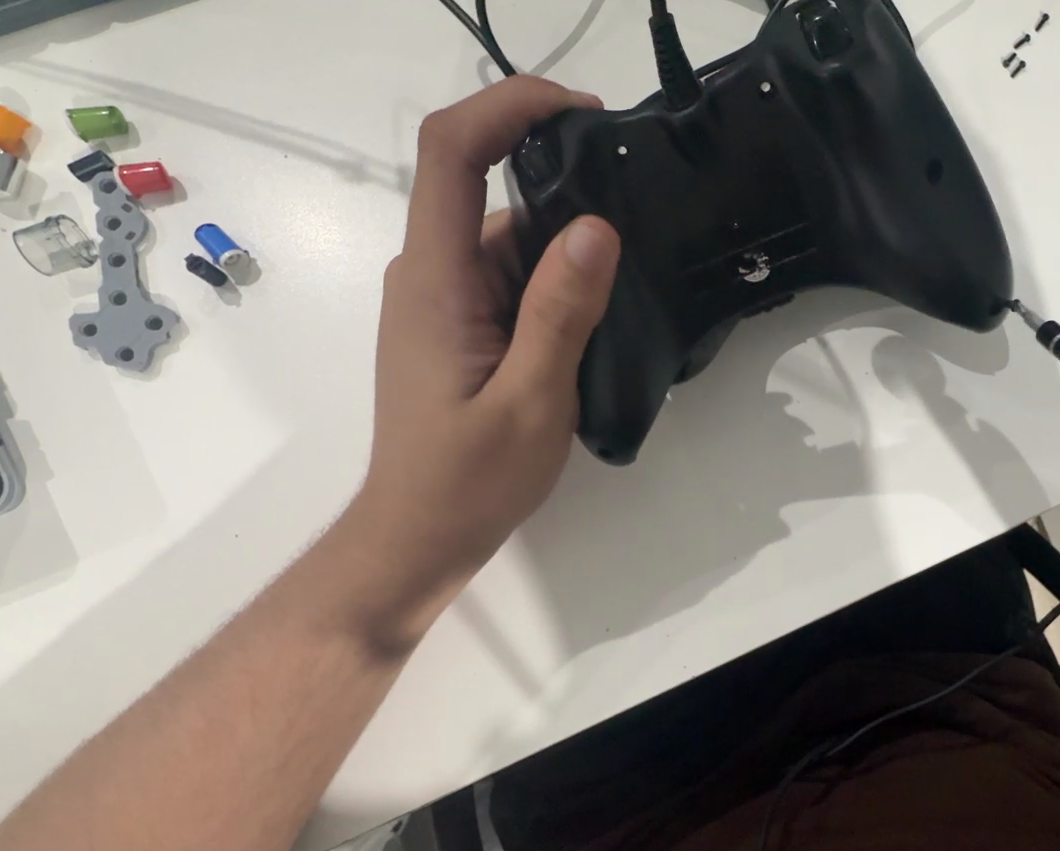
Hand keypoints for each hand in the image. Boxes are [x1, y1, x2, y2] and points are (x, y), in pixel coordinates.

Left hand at [344, 77, 619, 624]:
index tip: (580, 112)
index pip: (452, 151)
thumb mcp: (531, 400)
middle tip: (639, 225)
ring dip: (562, 253)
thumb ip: (560, 313)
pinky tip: (594, 320)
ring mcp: (440, 303)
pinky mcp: (455, 330)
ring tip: (627, 286)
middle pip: (490, 195)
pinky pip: (505, 283)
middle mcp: (429, 276)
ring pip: (504, 244)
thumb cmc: (470, 479)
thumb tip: (594, 227)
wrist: (421, 534)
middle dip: (562, 194)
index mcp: (436, 280)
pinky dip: (550, 286)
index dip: (509, 106)